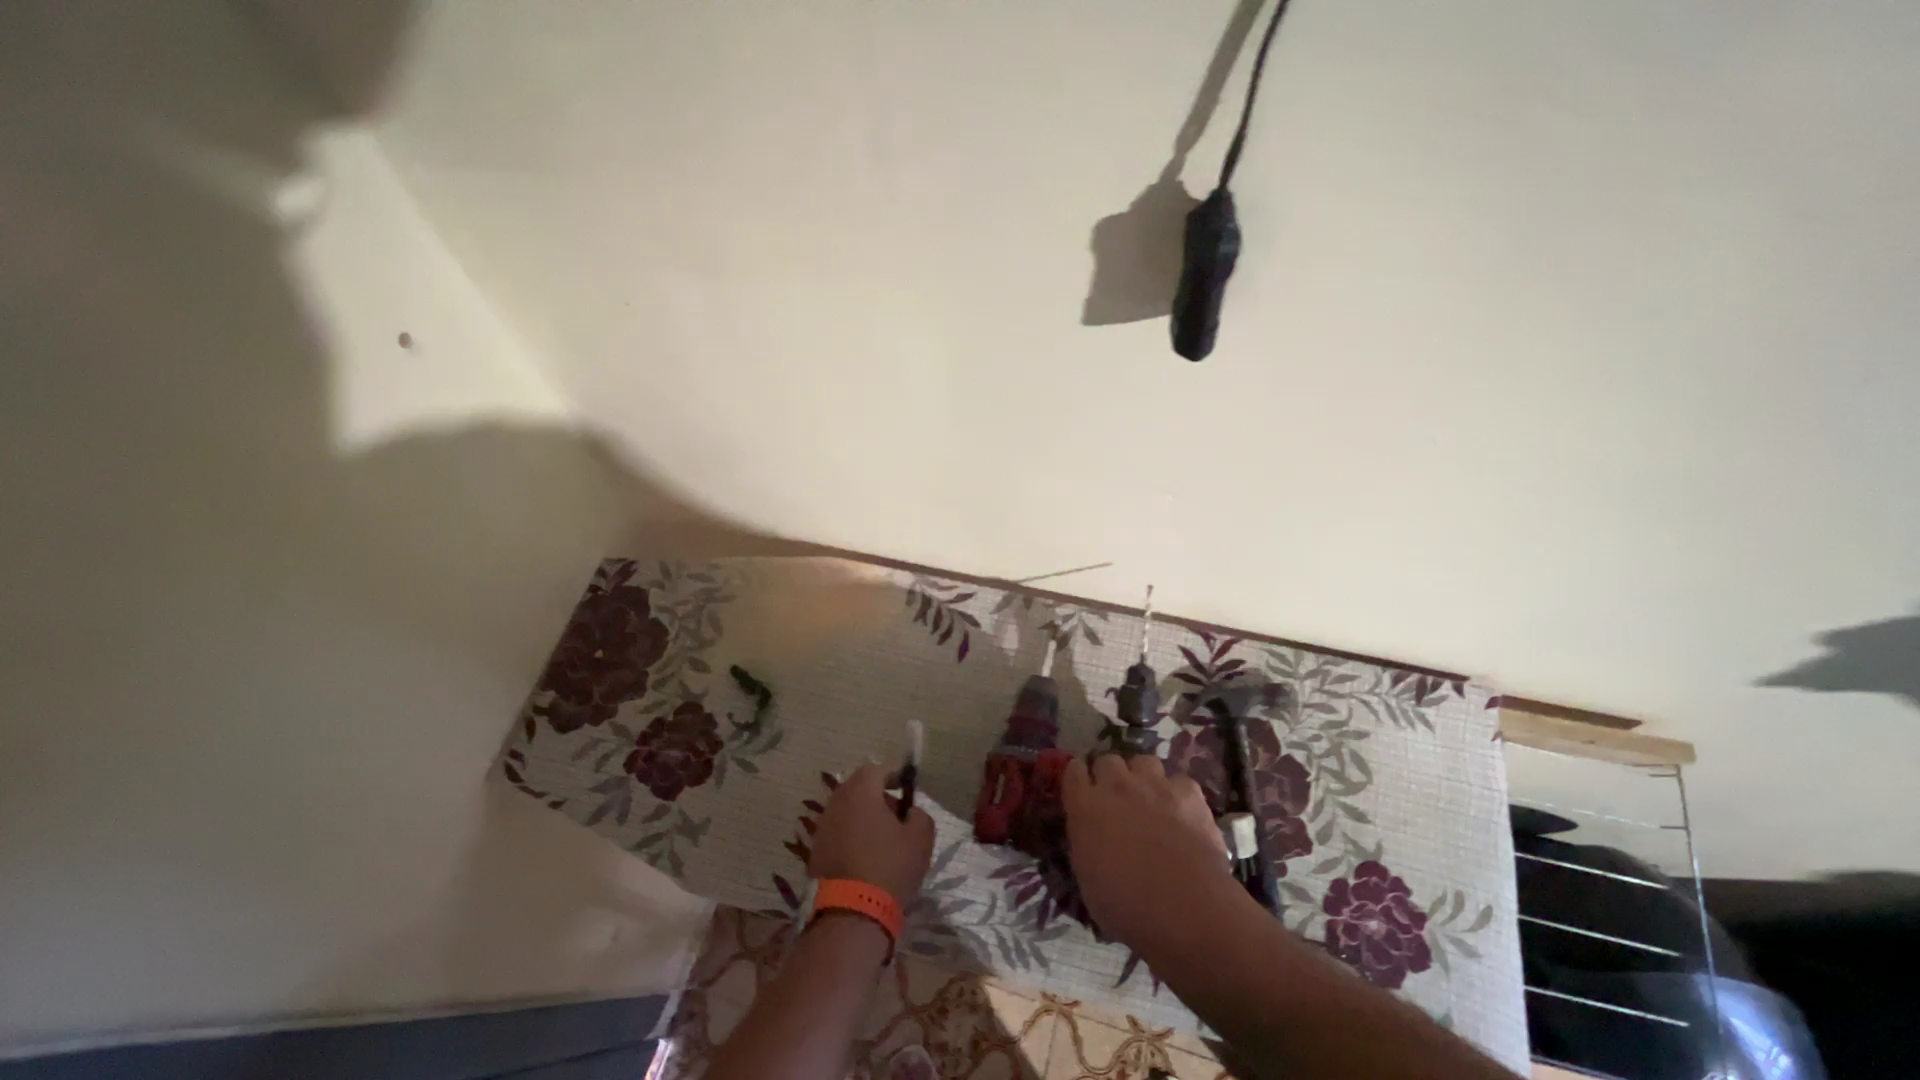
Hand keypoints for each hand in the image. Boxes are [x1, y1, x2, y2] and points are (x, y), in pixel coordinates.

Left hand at [809, 763, 935, 903]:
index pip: (876, 769)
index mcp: (860, 792)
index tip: (906, 789)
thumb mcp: (921, 839)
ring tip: (882, 839)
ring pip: (846, 810)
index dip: (893, 775)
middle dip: (877, 795)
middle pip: (857, 788)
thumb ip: (919, 815)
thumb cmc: (890, 867)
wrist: (851, 912)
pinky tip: (865, 856)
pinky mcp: (815, 851)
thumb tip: (910, 811)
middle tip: (896, 815)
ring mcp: (822, 827)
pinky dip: (851, 835)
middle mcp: (836, 803)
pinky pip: (837, 832)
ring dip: (863, 816)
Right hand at [1063, 753, 1234, 949]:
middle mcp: (1117, 785)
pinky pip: (1179, 780)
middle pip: (1107, 760)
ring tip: (1150, 799)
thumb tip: (1092, 835)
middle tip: (1116, 799)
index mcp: (1085, 806)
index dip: (1078, 779)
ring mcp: (1155, 785)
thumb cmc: (1125, 904)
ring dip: (1143, 776)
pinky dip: (1178, 793)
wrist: (1184, 907)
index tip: (1083, 791)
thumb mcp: (1086, 876)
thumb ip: (1086, 842)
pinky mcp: (1189, 793)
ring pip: (1144, 761)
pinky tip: (1182, 813)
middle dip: (1110, 775)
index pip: (1073, 771)